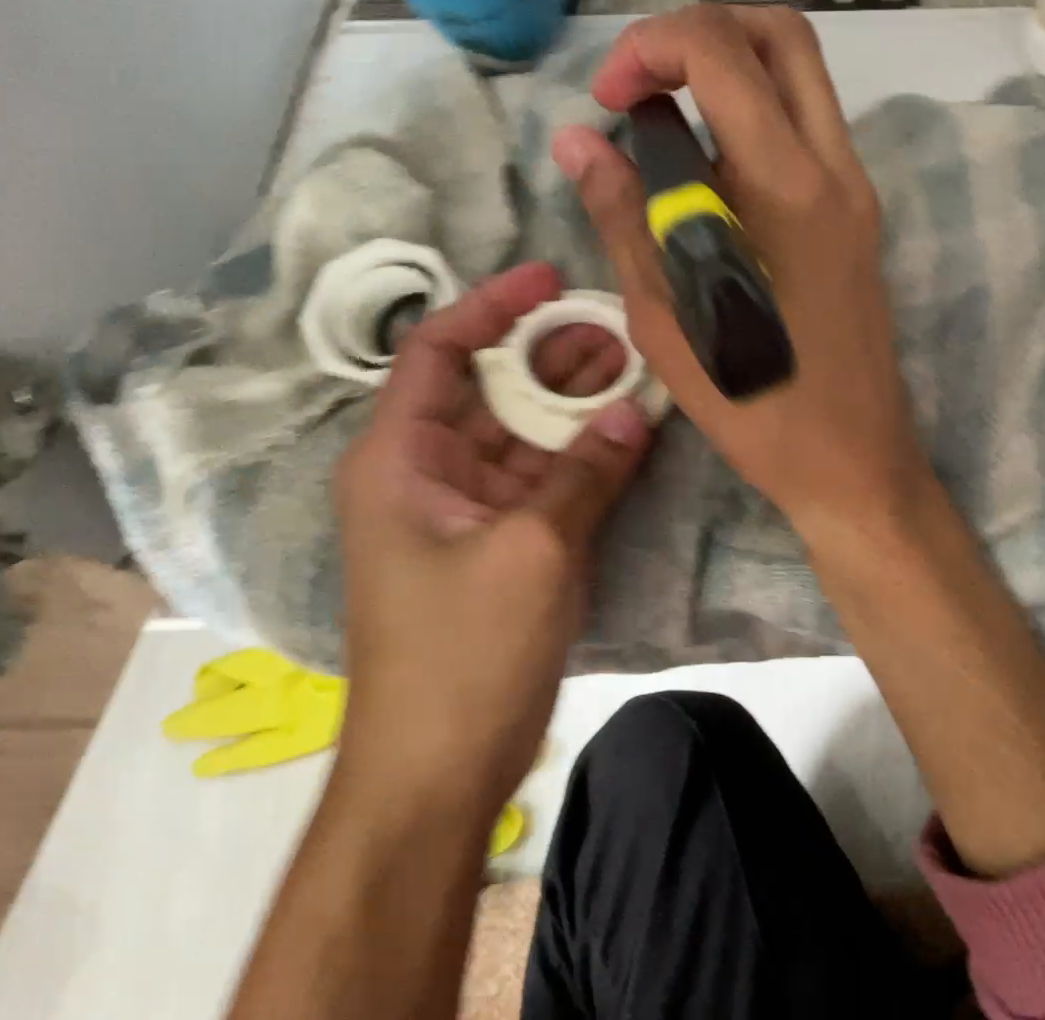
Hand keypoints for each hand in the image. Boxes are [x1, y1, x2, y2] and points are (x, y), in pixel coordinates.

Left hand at [331, 262, 652, 812]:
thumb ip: (585, 475)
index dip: (493, 308)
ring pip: (529, 440)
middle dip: (555, 359)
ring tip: (642, 372)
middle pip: (494, 394)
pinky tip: (635, 437)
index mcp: (401, 461)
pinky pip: (549, 487)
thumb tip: (635, 411)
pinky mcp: (508, 552)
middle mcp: (430, 476)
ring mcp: (472, 517)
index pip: (440, 355)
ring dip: (580, 410)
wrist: (440, 764)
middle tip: (627, 331)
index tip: (553, 279)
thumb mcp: (532, 552)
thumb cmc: (464, 651)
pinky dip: (588, 463)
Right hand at [550, 5, 936, 544]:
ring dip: (733, 80)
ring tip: (673, 144)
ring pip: (802, 85)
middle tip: (648, 90)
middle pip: (781, 37)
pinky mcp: (861, 224)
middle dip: (703, 36)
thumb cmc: (757, 408)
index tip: (609, 102)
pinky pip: (812, 138)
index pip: (721, 51)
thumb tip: (581, 142)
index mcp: (786, 189)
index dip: (649, 48)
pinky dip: (759, 128)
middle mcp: (835, 173)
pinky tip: (714, 191)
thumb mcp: (668, 320)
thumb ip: (625, 216)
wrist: (854, 461)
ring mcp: (858, 197)